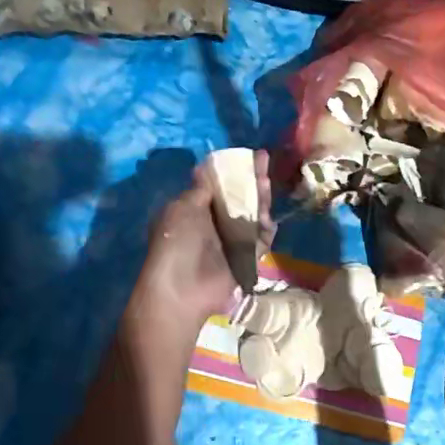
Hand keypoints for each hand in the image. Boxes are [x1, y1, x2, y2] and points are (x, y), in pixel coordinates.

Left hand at [129, 151, 272, 337]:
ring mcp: (231, 242)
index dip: (233, 170)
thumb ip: (202, 189)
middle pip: (239, 199)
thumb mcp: (182, 207)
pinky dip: (266, 231)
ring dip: (261, 201)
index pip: (219, 186)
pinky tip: (269, 221)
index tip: (248, 156)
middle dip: (252, 181)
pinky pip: (261, 241)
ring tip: (266, 186)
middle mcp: (214, 224)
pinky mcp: (245, 259)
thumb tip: (207, 168)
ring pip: (253, 217)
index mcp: (195, 210)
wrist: (181, 289)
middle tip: (265, 164)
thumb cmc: (176, 242)